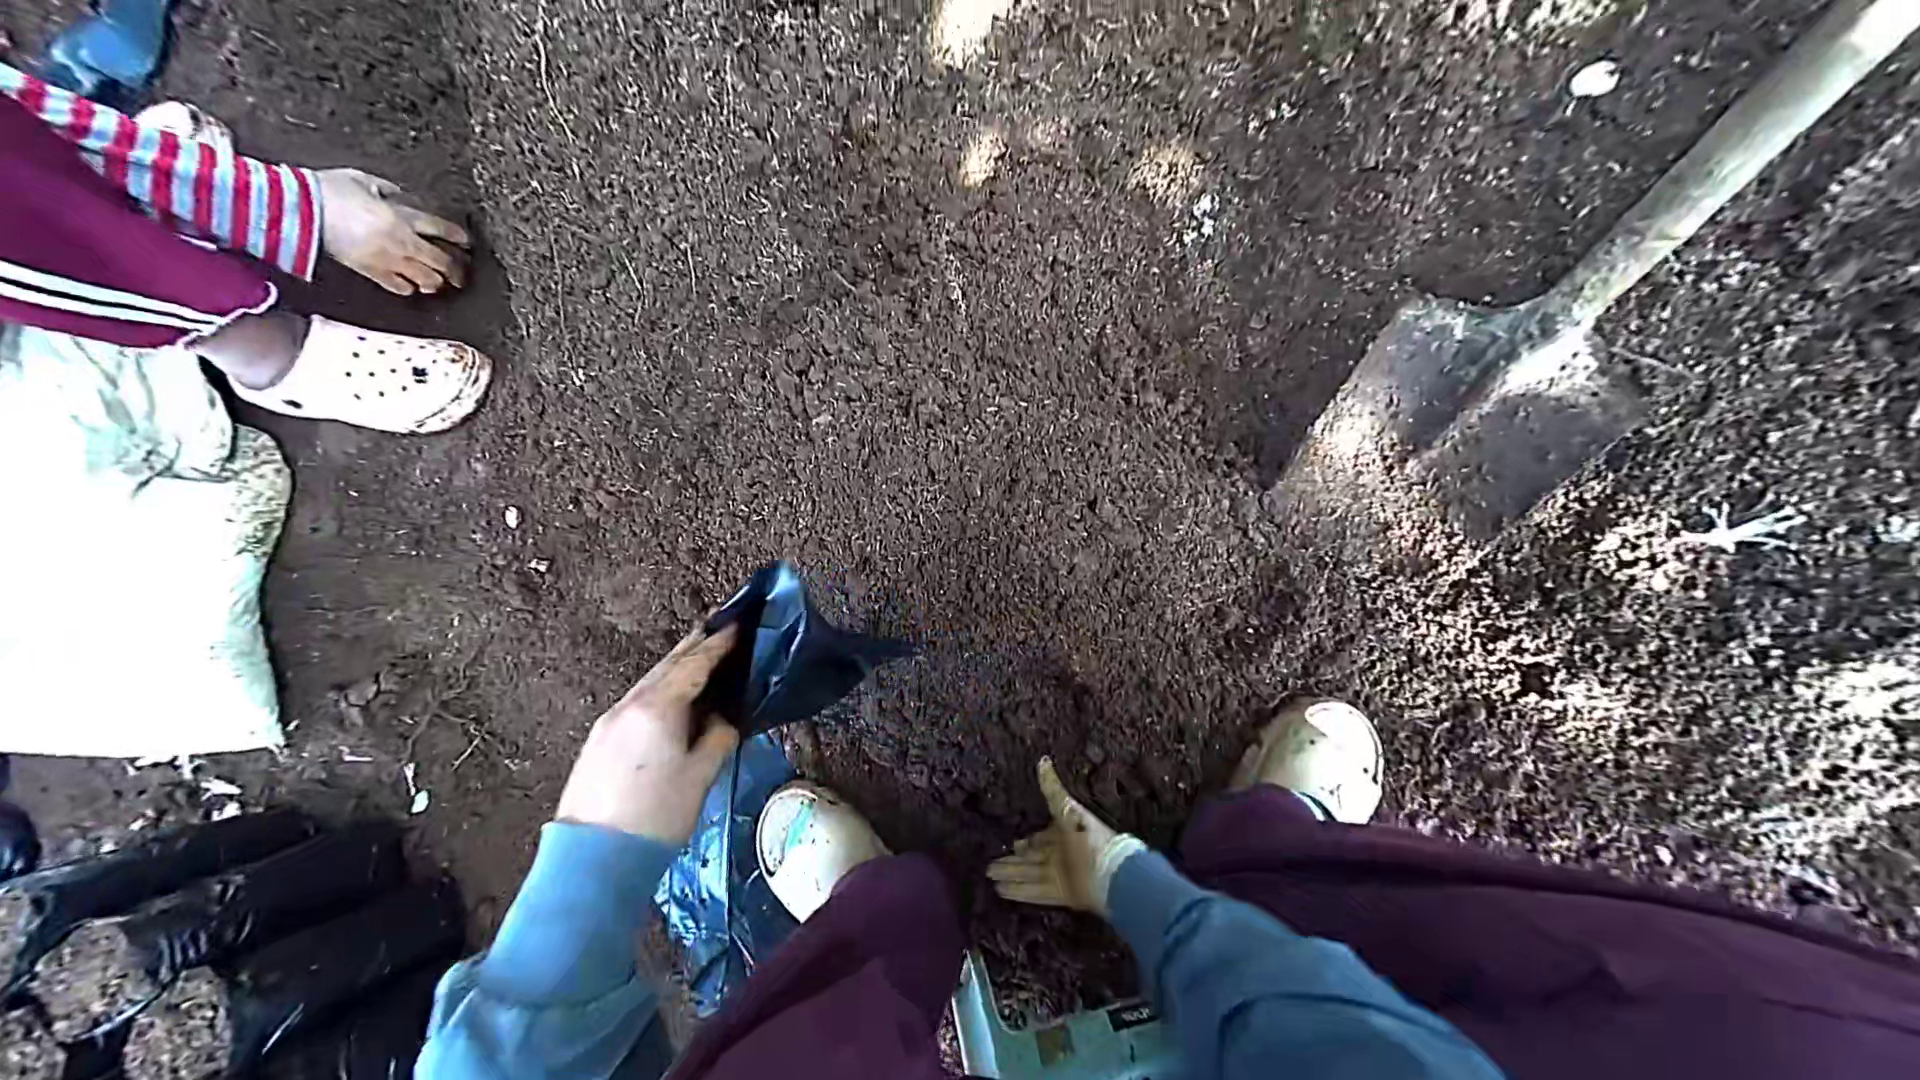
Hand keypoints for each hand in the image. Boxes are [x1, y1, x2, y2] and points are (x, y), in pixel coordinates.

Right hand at [316, 168, 470, 294]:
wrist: (296, 209)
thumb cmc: (326, 190)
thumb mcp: (362, 180)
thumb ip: (387, 190)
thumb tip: (401, 197)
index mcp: (402, 217)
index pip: (441, 229)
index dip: (458, 237)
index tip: (467, 243)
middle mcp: (403, 242)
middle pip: (443, 262)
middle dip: (456, 270)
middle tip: (459, 274)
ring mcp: (390, 260)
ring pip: (428, 280)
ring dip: (435, 281)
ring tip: (436, 281)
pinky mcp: (372, 272)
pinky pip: (401, 288)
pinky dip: (409, 288)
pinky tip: (411, 285)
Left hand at [555, 624, 741, 844]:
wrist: (592, 862)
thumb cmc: (657, 816)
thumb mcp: (701, 776)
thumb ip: (718, 738)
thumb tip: (722, 722)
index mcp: (658, 709)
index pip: (694, 665)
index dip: (718, 644)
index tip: (738, 625)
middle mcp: (629, 706)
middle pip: (667, 665)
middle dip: (695, 645)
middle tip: (718, 627)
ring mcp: (609, 722)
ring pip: (650, 681)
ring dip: (676, 665)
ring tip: (699, 655)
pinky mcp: (599, 740)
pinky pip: (637, 699)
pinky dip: (660, 687)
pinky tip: (671, 694)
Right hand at [988, 757, 1137, 915]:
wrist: (1111, 872)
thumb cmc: (1088, 836)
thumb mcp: (1067, 808)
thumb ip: (1052, 788)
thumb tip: (1043, 760)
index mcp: (1062, 834)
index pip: (1040, 838)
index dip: (1026, 841)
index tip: (1012, 842)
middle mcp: (1059, 855)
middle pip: (1031, 858)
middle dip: (1012, 859)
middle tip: (990, 862)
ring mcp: (1058, 875)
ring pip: (1028, 874)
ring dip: (1010, 874)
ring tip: (989, 874)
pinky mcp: (1059, 893)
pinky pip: (1033, 892)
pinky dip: (1017, 891)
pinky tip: (999, 890)